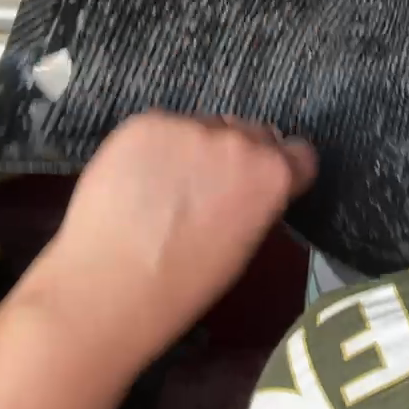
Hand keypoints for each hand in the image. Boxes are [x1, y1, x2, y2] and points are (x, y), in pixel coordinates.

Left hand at [12, 112, 316, 366]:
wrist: (109, 287)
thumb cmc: (186, 283)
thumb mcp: (247, 241)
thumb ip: (260, 198)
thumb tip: (249, 182)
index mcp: (275, 174)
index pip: (299, 151)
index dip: (281, 169)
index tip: (260, 186)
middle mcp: (240, 141)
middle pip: (252, 133)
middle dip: (237, 155)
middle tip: (208, 189)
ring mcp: (192, 126)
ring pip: (206, 127)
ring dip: (196, 148)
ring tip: (166, 188)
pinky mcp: (147, 122)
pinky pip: (164, 126)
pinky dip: (157, 147)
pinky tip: (139, 179)